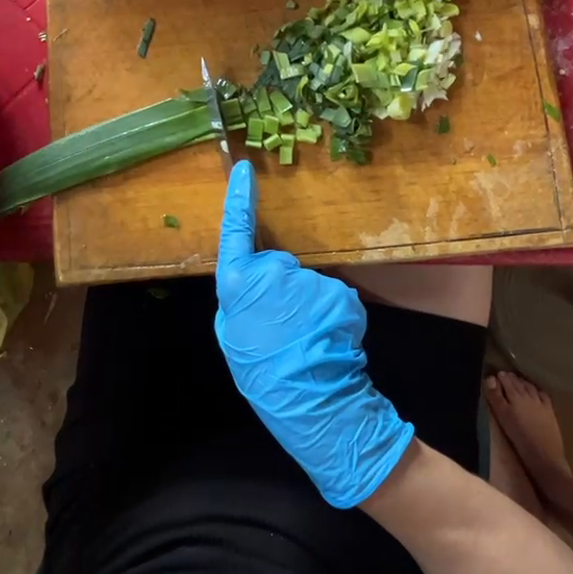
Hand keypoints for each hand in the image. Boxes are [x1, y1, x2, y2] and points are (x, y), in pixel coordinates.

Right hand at [213, 161, 414, 507]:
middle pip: (278, 266)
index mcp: (239, 285)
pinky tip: (327, 342)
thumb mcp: (234, 339)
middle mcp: (273, 274)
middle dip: (283, 290)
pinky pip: (334, 297)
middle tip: (283, 330)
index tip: (243, 168)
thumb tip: (252, 284)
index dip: (238, 200)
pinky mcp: (339, 293)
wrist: (312, 405)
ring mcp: (307, 283)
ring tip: (305, 342)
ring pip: (308, 285)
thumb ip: (240, 302)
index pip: (236, 232)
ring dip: (309, 307)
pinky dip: (334, 316)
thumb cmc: (263, 375)